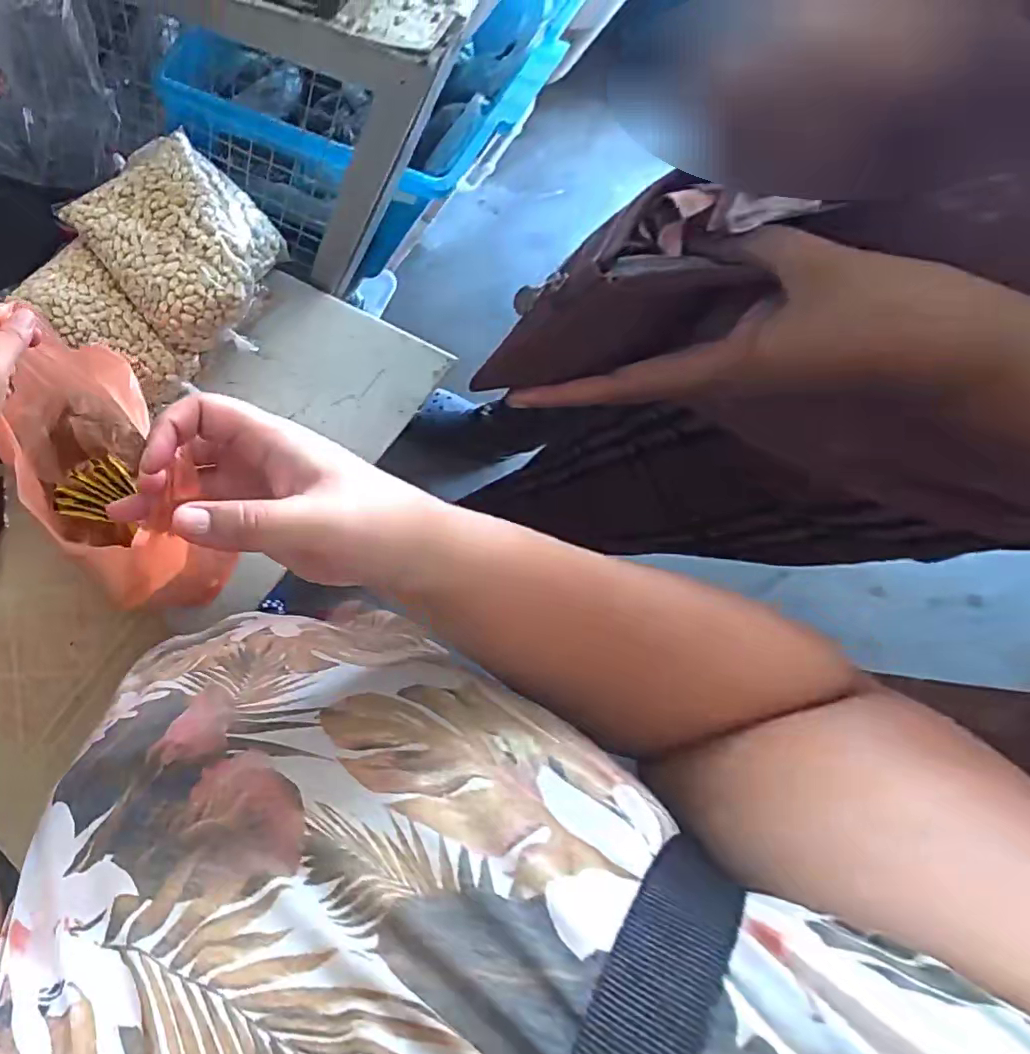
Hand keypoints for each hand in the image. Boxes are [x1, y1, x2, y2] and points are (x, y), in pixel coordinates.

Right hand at [107, 394, 442, 586]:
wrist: (406, 554)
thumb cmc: (367, 523)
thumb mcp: (306, 521)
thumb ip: (243, 522)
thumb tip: (175, 519)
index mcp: (265, 439)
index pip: (202, 412)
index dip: (168, 432)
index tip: (151, 469)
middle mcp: (251, 457)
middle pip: (189, 447)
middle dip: (158, 467)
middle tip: (140, 500)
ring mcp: (251, 489)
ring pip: (194, 483)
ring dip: (160, 497)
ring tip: (125, 519)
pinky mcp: (254, 518)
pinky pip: (208, 513)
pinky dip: (181, 521)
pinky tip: (158, 535)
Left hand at [508, 227, 1029, 407]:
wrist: (969, 360)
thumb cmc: (894, 322)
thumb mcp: (822, 273)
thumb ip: (757, 248)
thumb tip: (705, 227)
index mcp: (708, 373)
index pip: (613, 388)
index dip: (560, 394)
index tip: (513, 398)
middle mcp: (706, 381)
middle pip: (624, 373)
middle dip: (578, 360)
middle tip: (533, 341)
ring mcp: (730, 375)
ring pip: (657, 357)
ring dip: (617, 339)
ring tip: (573, 317)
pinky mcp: (757, 361)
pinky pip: (693, 344)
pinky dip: (666, 324)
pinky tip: (653, 299)